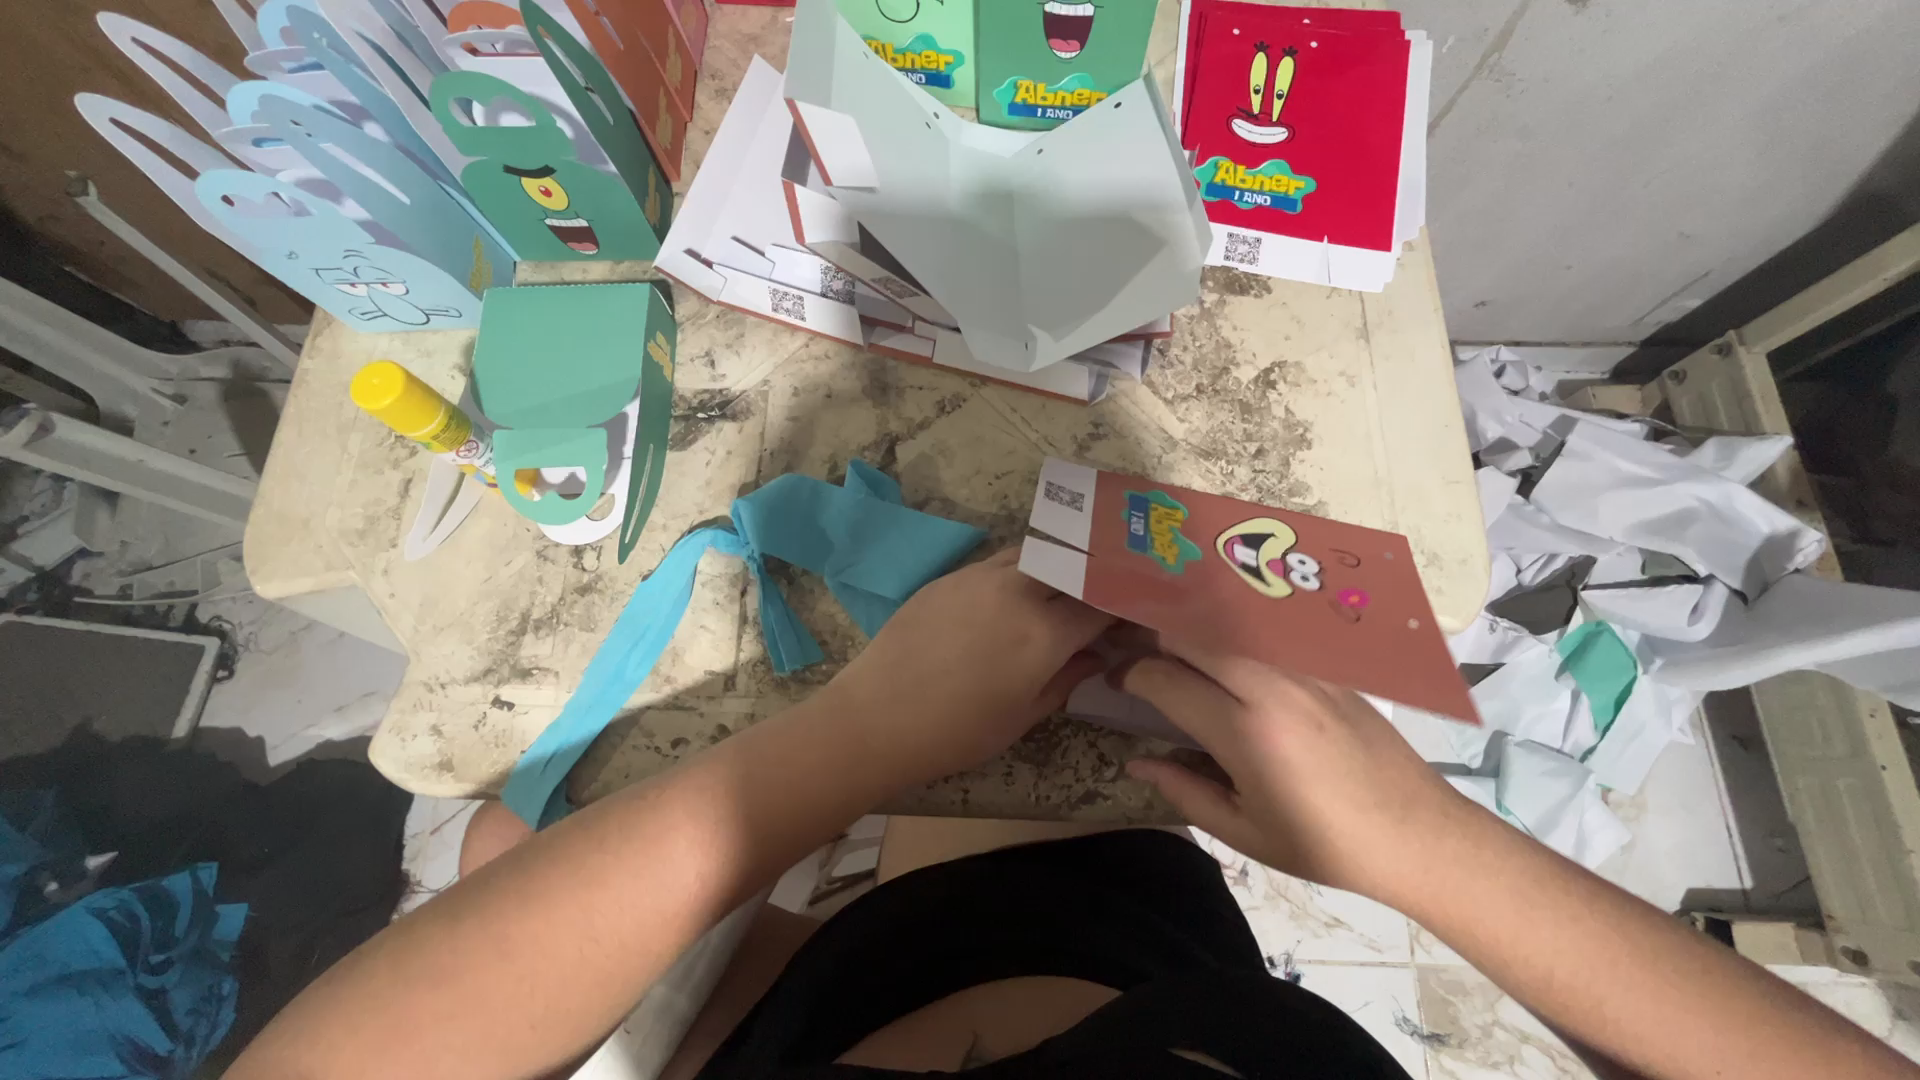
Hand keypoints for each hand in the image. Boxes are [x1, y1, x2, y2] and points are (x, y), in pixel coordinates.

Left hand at [826, 548, 1113, 787]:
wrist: (877, 716)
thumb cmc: (957, 732)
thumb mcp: (1023, 716)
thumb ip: (1067, 679)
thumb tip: (1096, 655)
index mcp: (1045, 633)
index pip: (1102, 605)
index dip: (1124, 606)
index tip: (1134, 612)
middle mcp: (1019, 591)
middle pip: (1074, 565)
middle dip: (1096, 575)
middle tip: (1105, 591)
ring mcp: (981, 576)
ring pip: (1036, 552)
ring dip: (1058, 564)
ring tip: (1064, 585)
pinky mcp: (951, 574)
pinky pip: (1000, 560)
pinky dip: (1021, 568)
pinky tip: (1017, 590)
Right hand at [1121, 638, 1478, 905]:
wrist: (1419, 835)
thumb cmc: (1323, 844)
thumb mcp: (1244, 832)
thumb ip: (1183, 790)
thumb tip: (1136, 761)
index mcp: (1244, 732)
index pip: (1164, 679)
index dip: (1130, 675)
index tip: (1115, 683)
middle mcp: (1270, 686)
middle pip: (1192, 635)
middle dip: (1153, 639)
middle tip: (1136, 656)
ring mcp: (1302, 670)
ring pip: (1227, 629)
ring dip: (1192, 634)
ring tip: (1175, 652)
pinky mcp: (1326, 668)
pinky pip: (1264, 638)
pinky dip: (1232, 640)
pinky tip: (1226, 658)